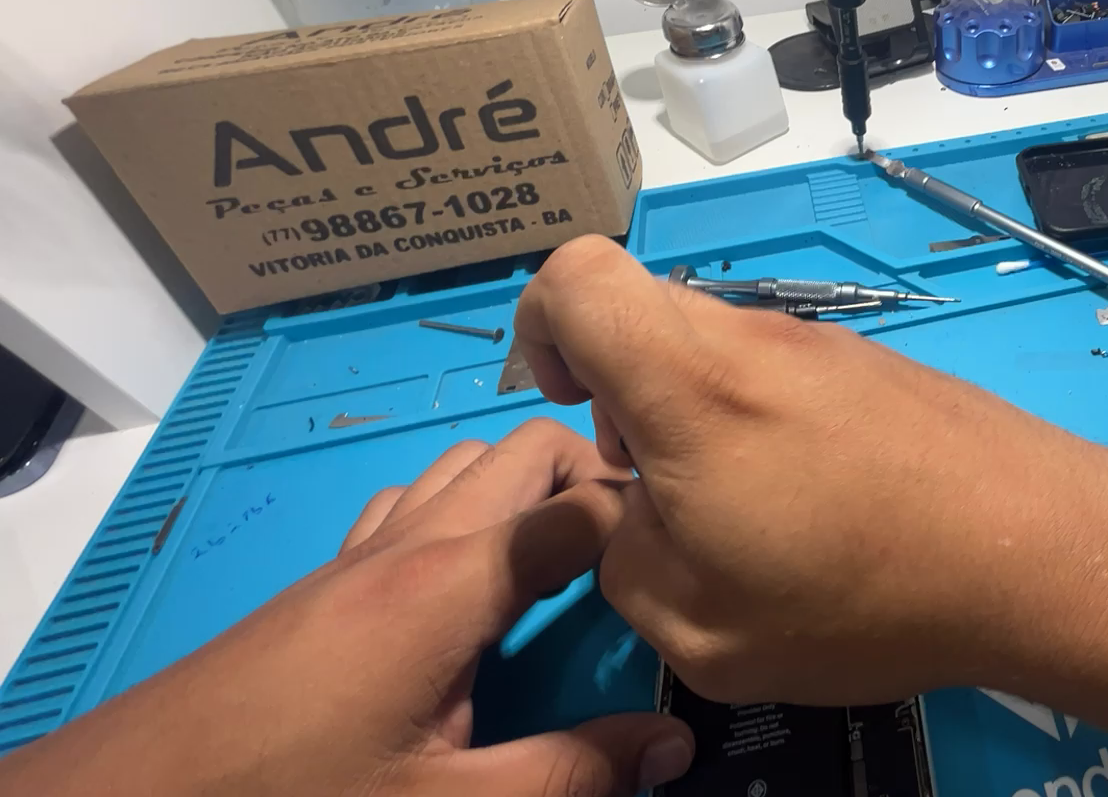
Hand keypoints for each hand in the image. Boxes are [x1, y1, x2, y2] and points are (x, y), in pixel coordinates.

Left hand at [0, 420, 692, 796]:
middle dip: (592, 475)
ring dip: (527, 484)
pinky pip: (419, 496)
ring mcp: (366, 546)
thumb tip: (675, 745)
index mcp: (457, 581)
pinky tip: (463, 575)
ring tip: (553, 550)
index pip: (584, 505)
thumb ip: (571, 773)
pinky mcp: (329, 571)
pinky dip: (465, 505)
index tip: (672, 554)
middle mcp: (418, 538)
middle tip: (620, 546)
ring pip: (473, 460)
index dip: (643, 518)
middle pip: (532, 446)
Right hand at [514, 236, 1107, 705]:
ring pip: (719, 349)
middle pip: (648, 316)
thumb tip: (631, 506)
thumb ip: (623, 554)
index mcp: (693, 379)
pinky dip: (763, 422)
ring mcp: (826, 344)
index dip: (542, 325)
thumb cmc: (863, 590)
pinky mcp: (874, 365)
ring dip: (699, 416)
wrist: (1032, 544)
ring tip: (748, 509)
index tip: (572, 404)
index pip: (580, 273)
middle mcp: (758, 336)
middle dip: (621, 394)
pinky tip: (816, 498)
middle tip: (662, 486)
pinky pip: (784, 373)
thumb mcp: (699, 623)